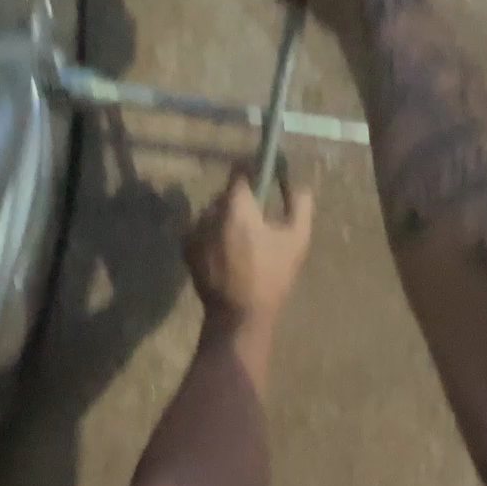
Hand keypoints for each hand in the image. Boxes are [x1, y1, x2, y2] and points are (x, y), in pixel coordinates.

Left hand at [185, 170, 314, 331]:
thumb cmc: (273, 276)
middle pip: (227, 195)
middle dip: (242, 203)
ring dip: (226, 221)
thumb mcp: (298, 239)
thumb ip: (300, 203)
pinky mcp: (186, 249)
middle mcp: (209, 211)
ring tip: (242, 244)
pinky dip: (213, 236)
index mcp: (237, 205)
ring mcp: (194, 231)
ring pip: (213, 214)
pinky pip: (202, 231)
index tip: (265, 179)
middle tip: (258, 222)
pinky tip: (227, 256)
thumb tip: (297, 184)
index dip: (254, 172)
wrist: (239, 314)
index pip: (240, 171)